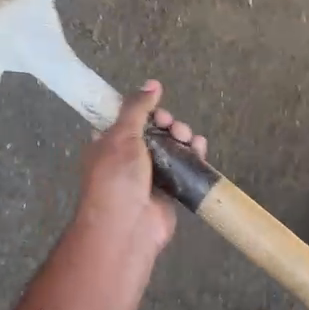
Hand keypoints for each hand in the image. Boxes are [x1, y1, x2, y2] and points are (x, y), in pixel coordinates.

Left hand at [77, 81, 208, 254]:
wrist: (127, 226)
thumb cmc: (117, 178)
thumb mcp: (122, 135)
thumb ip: (137, 107)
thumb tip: (152, 83)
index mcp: (108, 143)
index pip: (129, 119)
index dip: (145, 110)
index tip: (156, 109)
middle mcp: (127, 158)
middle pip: (153, 131)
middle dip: (167, 123)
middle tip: (173, 126)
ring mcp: (149, 175)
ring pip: (171, 147)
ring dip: (183, 137)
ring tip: (189, 138)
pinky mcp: (169, 190)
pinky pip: (184, 167)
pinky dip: (193, 156)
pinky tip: (200, 148)